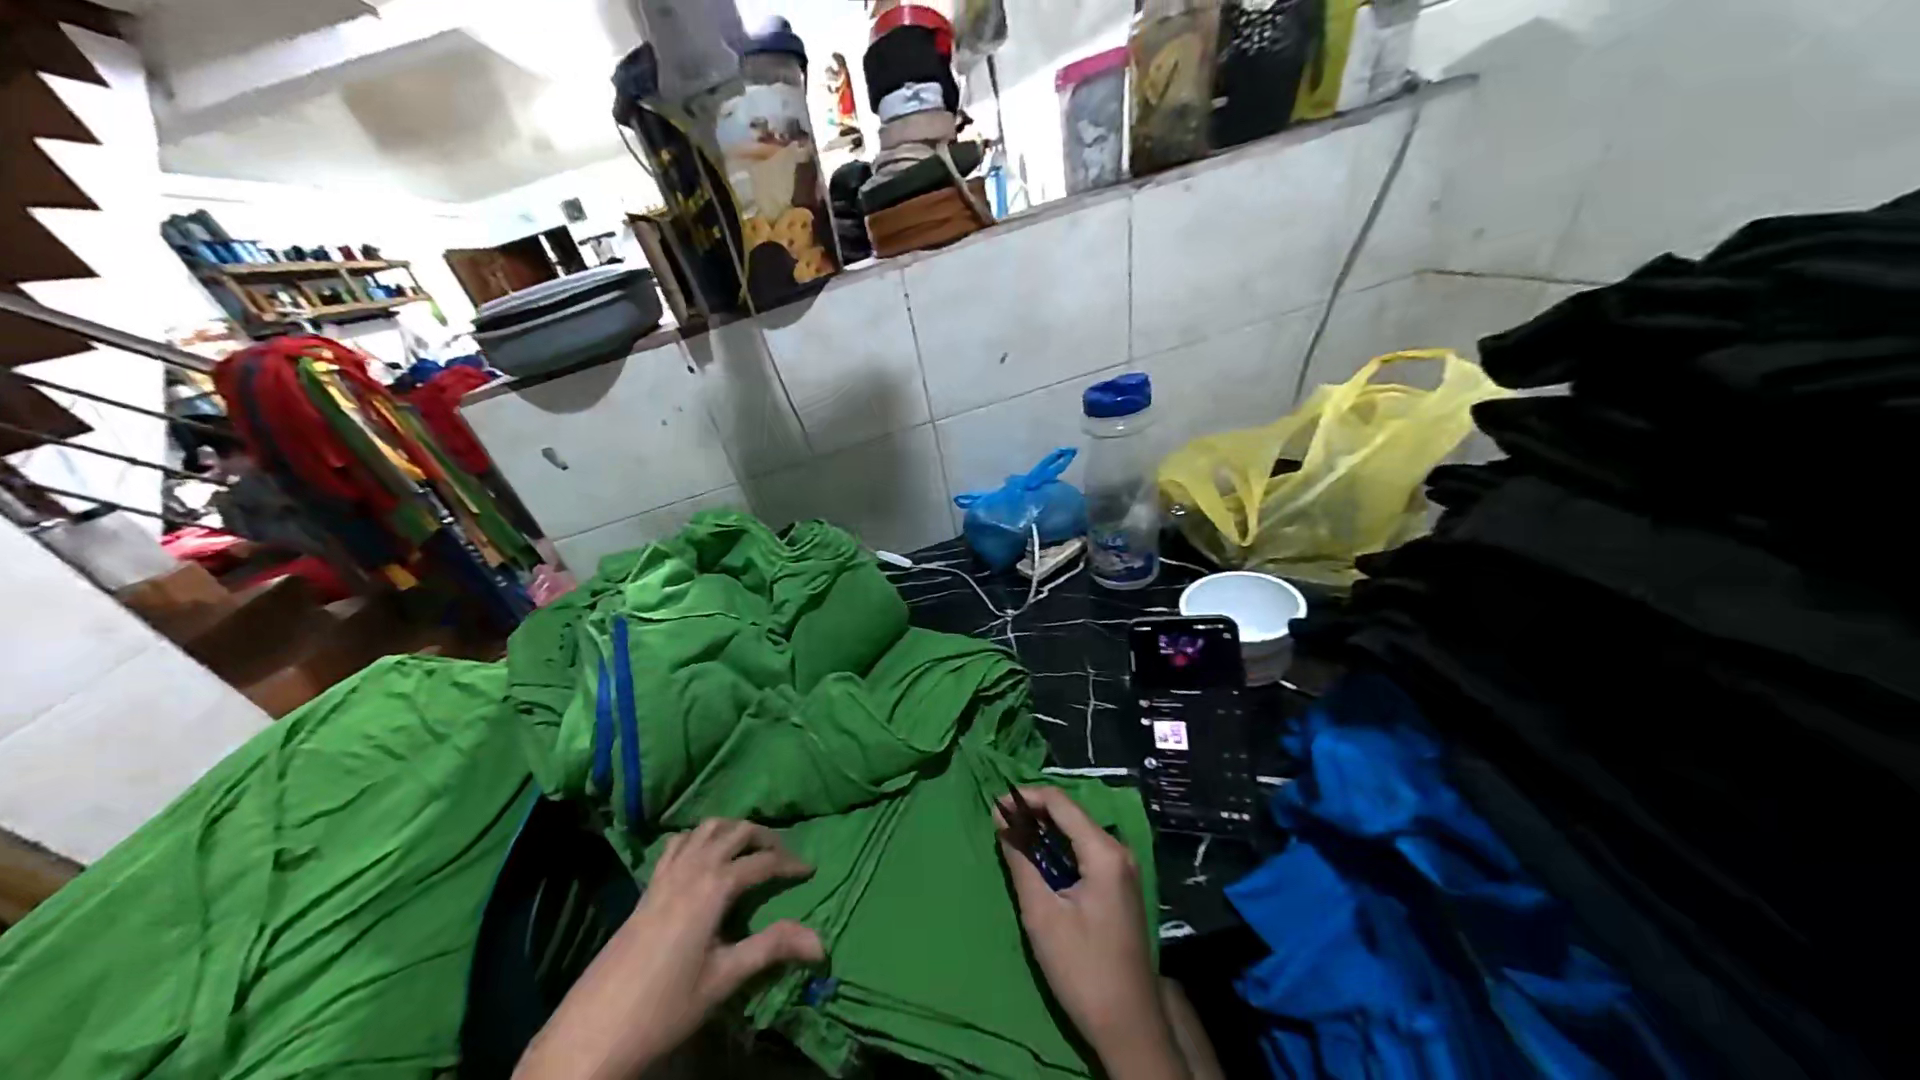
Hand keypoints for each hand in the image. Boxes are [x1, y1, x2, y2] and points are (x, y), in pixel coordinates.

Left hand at [514, 820, 823, 1079]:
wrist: (593, 1032)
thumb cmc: (665, 1007)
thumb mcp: (724, 979)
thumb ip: (772, 949)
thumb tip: (821, 942)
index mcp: (713, 887)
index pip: (762, 861)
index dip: (789, 863)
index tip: (810, 870)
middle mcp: (691, 869)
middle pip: (736, 831)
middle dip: (765, 837)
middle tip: (783, 856)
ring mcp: (665, 876)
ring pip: (705, 829)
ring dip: (732, 830)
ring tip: (749, 848)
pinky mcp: (647, 888)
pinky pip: (677, 844)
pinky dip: (698, 838)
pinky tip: (703, 857)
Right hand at [997, 787, 1188, 1079]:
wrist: (1128, 1023)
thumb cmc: (1081, 967)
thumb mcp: (1042, 913)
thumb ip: (1021, 860)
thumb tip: (1002, 821)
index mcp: (1104, 852)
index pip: (1061, 803)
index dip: (1026, 797)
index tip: (995, 805)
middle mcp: (1119, 851)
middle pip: (1072, 814)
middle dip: (1034, 812)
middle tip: (1000, 821)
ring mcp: (1124, 869)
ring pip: (1079, 832)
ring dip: (1046, 830)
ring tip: (1013, 836)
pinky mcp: (1121, 886)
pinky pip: (1087, 851)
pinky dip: (1061, 848)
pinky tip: (1039, 858)